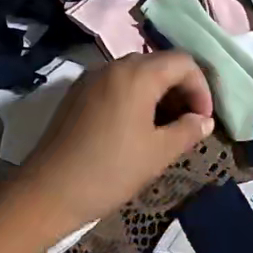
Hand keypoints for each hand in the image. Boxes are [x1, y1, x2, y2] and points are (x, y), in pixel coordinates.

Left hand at [8, 52, 213, 234]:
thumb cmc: (110, 170)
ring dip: (155, 94)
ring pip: (133, 74)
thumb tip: (203, 121)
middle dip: (178, 89)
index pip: (182, 62)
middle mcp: (110, 67)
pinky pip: (111, 86)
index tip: (203, 120)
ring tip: (162, 129)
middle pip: (157, 64)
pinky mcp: (73, 95)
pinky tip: (132, 129)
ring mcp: (88, 79)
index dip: (201, 88)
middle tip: (187, 124)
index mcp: (136, 74)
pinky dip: (131, 98)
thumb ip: (188, 130)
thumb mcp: (158, 153)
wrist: (49, 190)